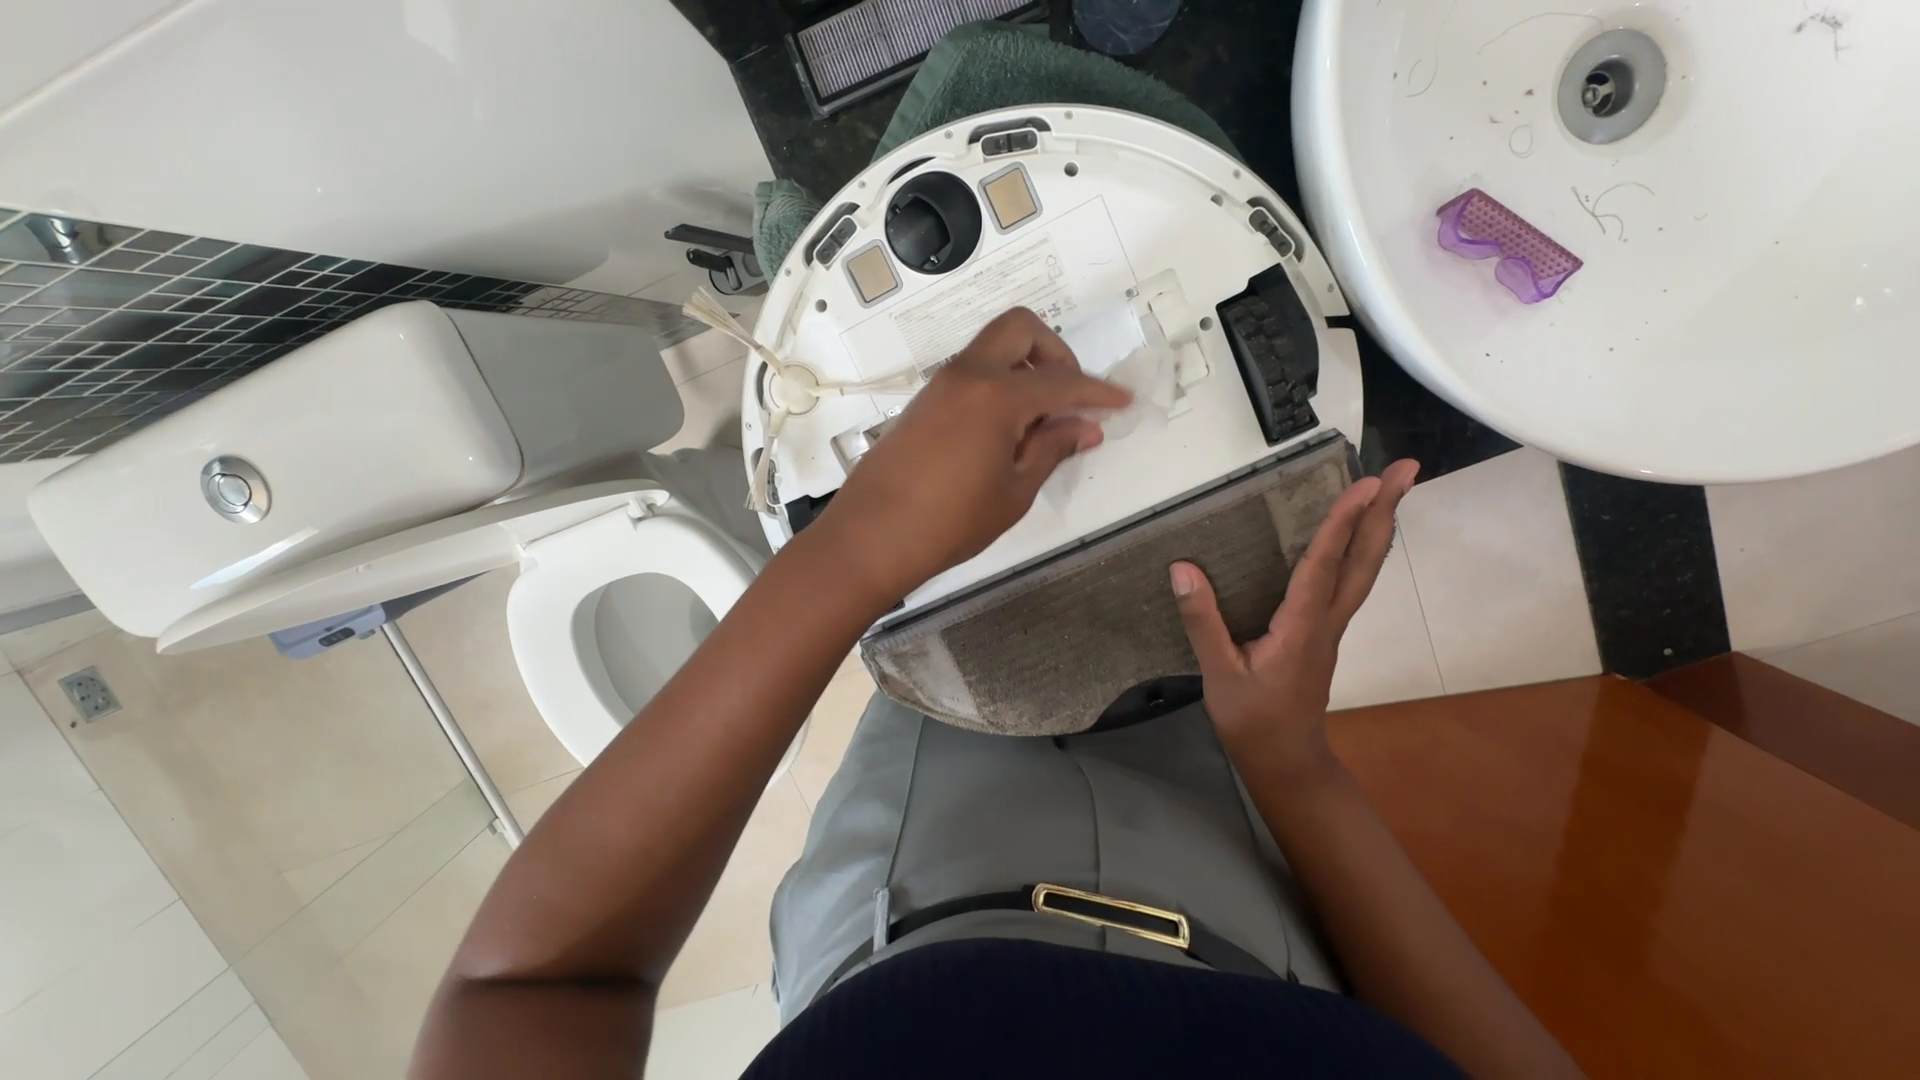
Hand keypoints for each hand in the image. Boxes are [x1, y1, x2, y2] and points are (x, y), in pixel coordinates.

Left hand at [810, 308, 1132, 602]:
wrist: (870, 538)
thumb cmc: (949, 523)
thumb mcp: (1014, 492)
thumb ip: (1052, 449)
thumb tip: (1085, 427)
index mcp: (996, 395)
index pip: (1062, 381)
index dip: (1098, 392)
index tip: (1122, 401)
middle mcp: (967, 375)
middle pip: (1020, 329)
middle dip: (1056, 351)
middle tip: (1070, 396)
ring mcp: (940, 385)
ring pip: (992, 349)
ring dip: (1024, 368)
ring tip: (1040, 424)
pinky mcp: (923, 403)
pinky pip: (972, 374)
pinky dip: (999, 385)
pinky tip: (1007, 432)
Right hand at [1171, 459, 1419, 779]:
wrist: (1286, 758)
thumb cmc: (1252, 719)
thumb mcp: (1219, 673)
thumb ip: (1203, 622)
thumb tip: (1183, 569)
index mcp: (1302, 626)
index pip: (1324, 564)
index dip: (1342, 522)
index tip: (1366, 484)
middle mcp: (1326, 620)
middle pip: (1365, 559)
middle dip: (1385, 512)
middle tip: (1406, 469)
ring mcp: (1331, 625)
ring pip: (1364, 568)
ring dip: (1381, 526)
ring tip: (1392, 490)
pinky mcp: (1325, 631)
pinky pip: (1351, 580)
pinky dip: (1362, 548)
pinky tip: (1360, 538)